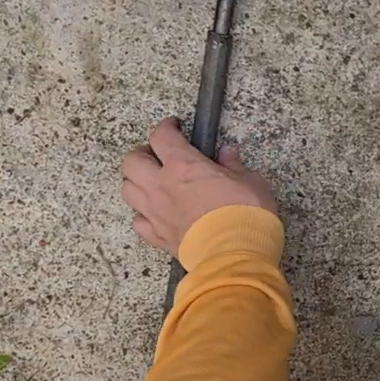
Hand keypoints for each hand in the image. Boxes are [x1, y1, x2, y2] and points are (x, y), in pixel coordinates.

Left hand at [121, 118, 276, 255]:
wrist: (235, 254)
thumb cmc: (246, 214)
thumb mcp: (251, 181)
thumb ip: (235, 166)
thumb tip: (228, 155)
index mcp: (184, 166)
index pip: (162, 136)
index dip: (166, 127)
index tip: (174, 126)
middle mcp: (161, 186)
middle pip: (132, 162)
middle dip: (143, 154)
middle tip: (158, 155)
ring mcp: (155, 213)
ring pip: (128, 189)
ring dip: (137, 182)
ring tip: (153, 182)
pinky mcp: (157, 236)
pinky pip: (138, 221)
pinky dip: (143, 214)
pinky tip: (156, 213)